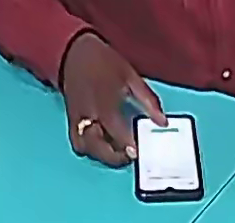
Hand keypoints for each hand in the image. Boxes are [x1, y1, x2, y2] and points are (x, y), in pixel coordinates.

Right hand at [59, 32, 165, 166]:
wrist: (74, 52)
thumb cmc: (104, 63)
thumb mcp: (130, 76)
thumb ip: (148, 101)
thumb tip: (163, 122)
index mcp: (105, 104)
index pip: (118, 134)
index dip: (129, 148)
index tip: (139, 153)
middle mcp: (89, 116)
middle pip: (101, 149)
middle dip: (118, 157)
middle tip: (130, 155)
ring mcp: (78, 121)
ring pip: (90, 150)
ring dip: (105, 156)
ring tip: (119, 152)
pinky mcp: (71, 123)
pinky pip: (79, 145)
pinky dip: (91, 151)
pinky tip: (102, 147)